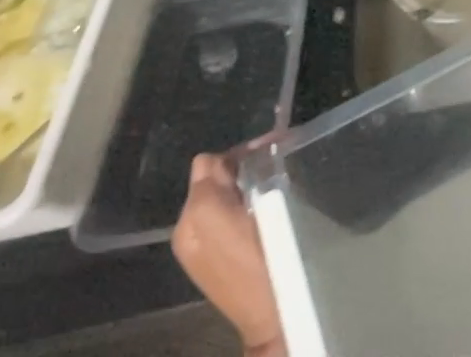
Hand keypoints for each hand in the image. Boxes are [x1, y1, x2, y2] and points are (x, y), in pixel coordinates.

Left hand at [172, 153, 283, 356]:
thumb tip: (214, 161)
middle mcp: (192, 231)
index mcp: (191, 220)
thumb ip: (211, 185)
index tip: (273, 152)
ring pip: (228, 196)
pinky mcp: (230, 257)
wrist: (277, 318)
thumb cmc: (259, 264)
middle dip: (244, 170)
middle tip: (279, 167)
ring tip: (278, 187)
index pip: (209, 166)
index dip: (241, 155)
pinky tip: (270, 212)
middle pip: (216, 180)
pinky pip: (236, 215)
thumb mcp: (226, 218)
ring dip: (249, 187)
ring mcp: (210, 248)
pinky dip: (251, 205)